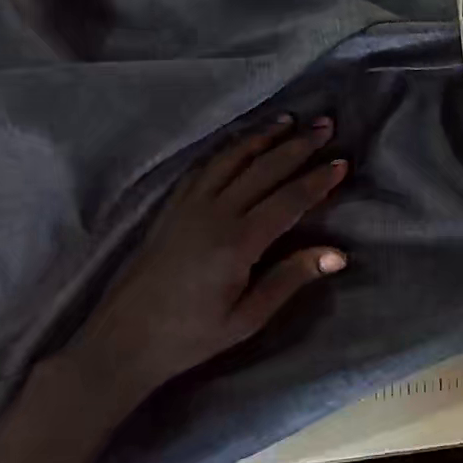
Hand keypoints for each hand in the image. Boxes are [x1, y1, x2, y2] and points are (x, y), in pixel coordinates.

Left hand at [63, 115, 348, 405]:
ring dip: (264, 136)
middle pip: (264, 169)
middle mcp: (214, 214)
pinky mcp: (171, 209)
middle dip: (299, 144)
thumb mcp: (246, 318)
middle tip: (325, 124)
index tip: (342, 162)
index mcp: (237, 242)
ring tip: (289, 119)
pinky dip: (229, 148)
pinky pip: (204, 168)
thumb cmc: (189, 337)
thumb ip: (291, 279)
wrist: (119, 344)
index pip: (289, 199)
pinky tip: (241, 142)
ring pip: (233, 159)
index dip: (318, 179)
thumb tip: (339, 254)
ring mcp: (188, 207)